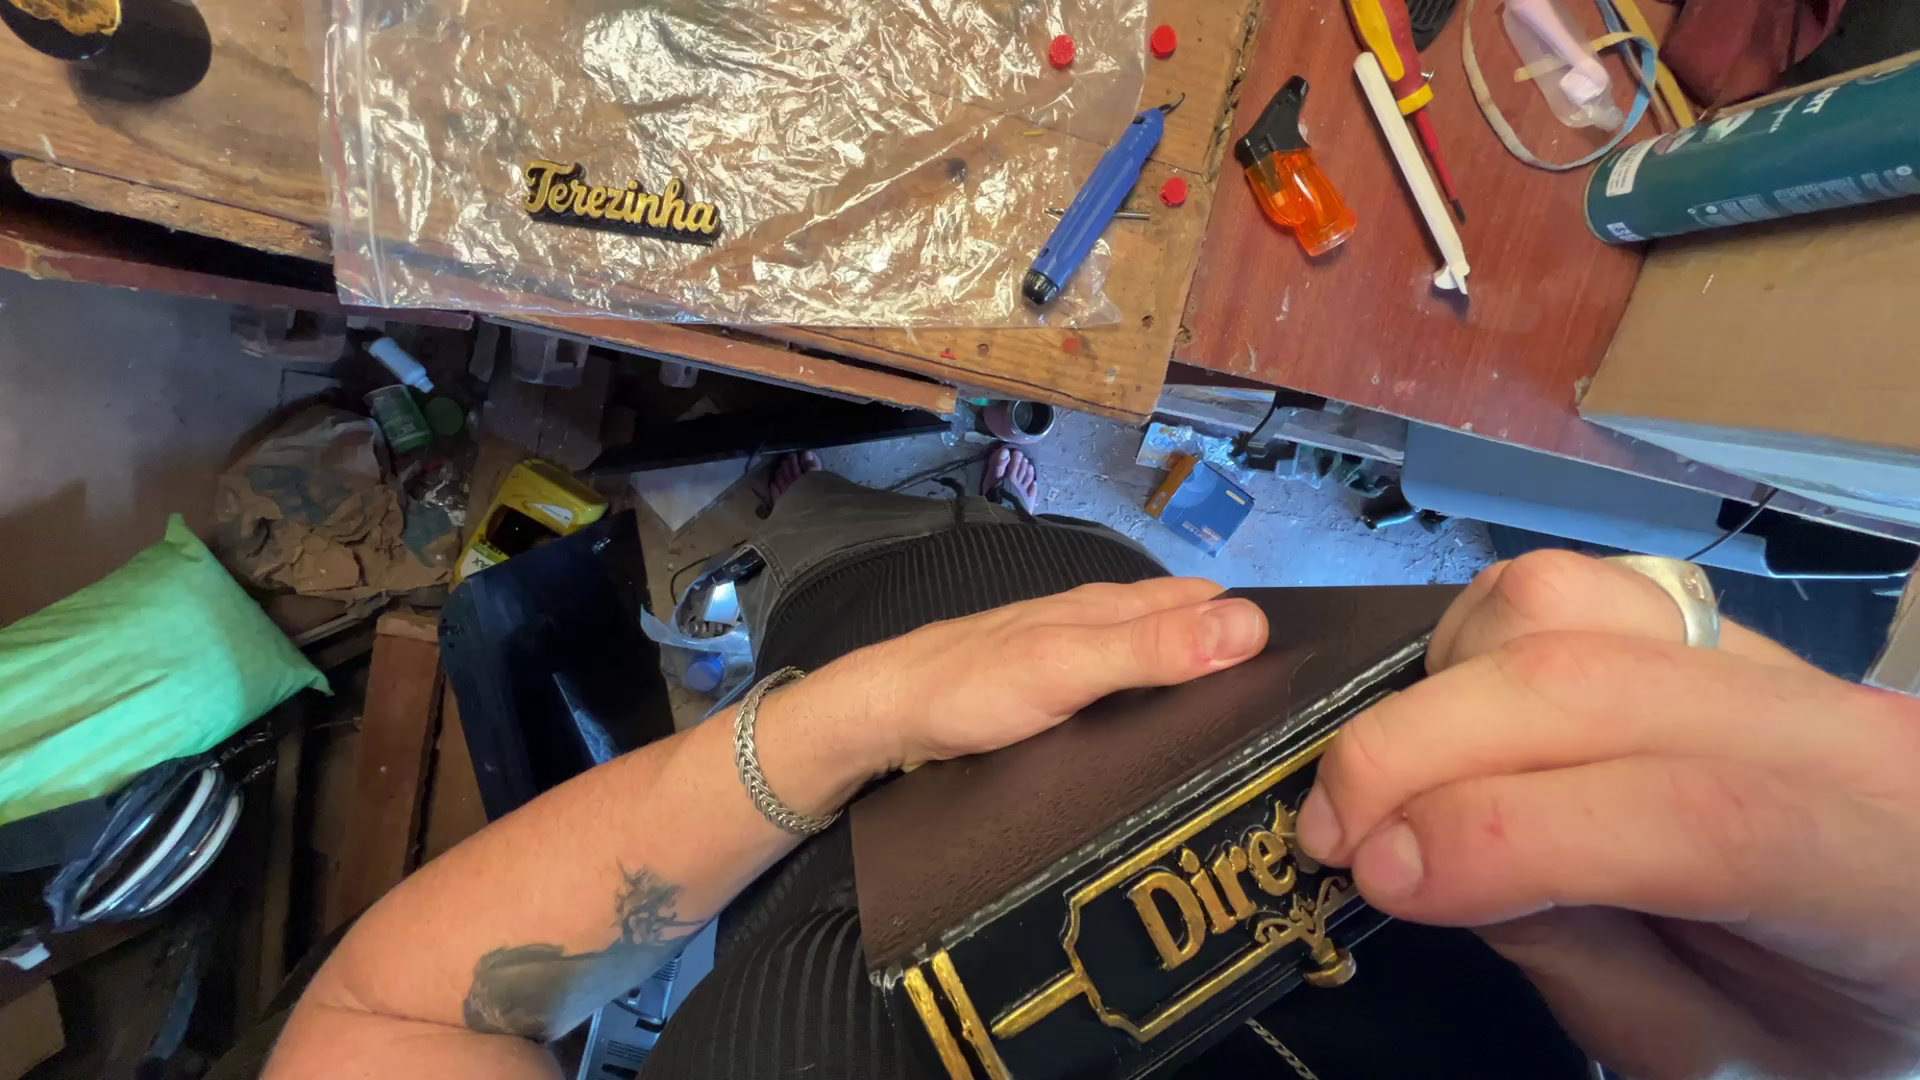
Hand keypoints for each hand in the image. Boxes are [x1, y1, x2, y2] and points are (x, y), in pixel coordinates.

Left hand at [831, 578, 1268, 769]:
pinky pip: (1126, 694)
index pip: (1212, 603)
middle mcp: (1102, 625)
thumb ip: (1151, 649)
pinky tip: (1166, 744)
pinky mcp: (1061, 695)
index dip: (1260, 633)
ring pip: (1158, 664)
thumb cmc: (975, 684)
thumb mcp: (1068, 667)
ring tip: (1241, 745)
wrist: (892, 714)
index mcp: (1114, 607)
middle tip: (1290, 729)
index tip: (1315, 685)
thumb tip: (1250, 625)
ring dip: (1198, 690)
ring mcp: (1080, 660)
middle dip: (1239, 663)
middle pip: (1191, 633)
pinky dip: (1156, 709)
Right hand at [1293, 551, 1919, 1078]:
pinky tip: (1457, 716)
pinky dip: (1456, 648)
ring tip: (1408, 772)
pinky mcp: (1665, 609)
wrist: (1884, 913)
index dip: (1501, 838)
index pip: (1693, 817)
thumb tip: (1407, 853)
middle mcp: (1829, 719)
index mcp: (1893, 860)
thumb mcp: (1701, 1048)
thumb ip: (1563, 952)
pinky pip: (1530, 591)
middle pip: (1580, 685)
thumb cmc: (1800, 1016)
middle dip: (1409, 750)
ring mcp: (1742, 641)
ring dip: (1432, 690)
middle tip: (1331, 828)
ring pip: (1543, 606)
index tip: (1375, 877)